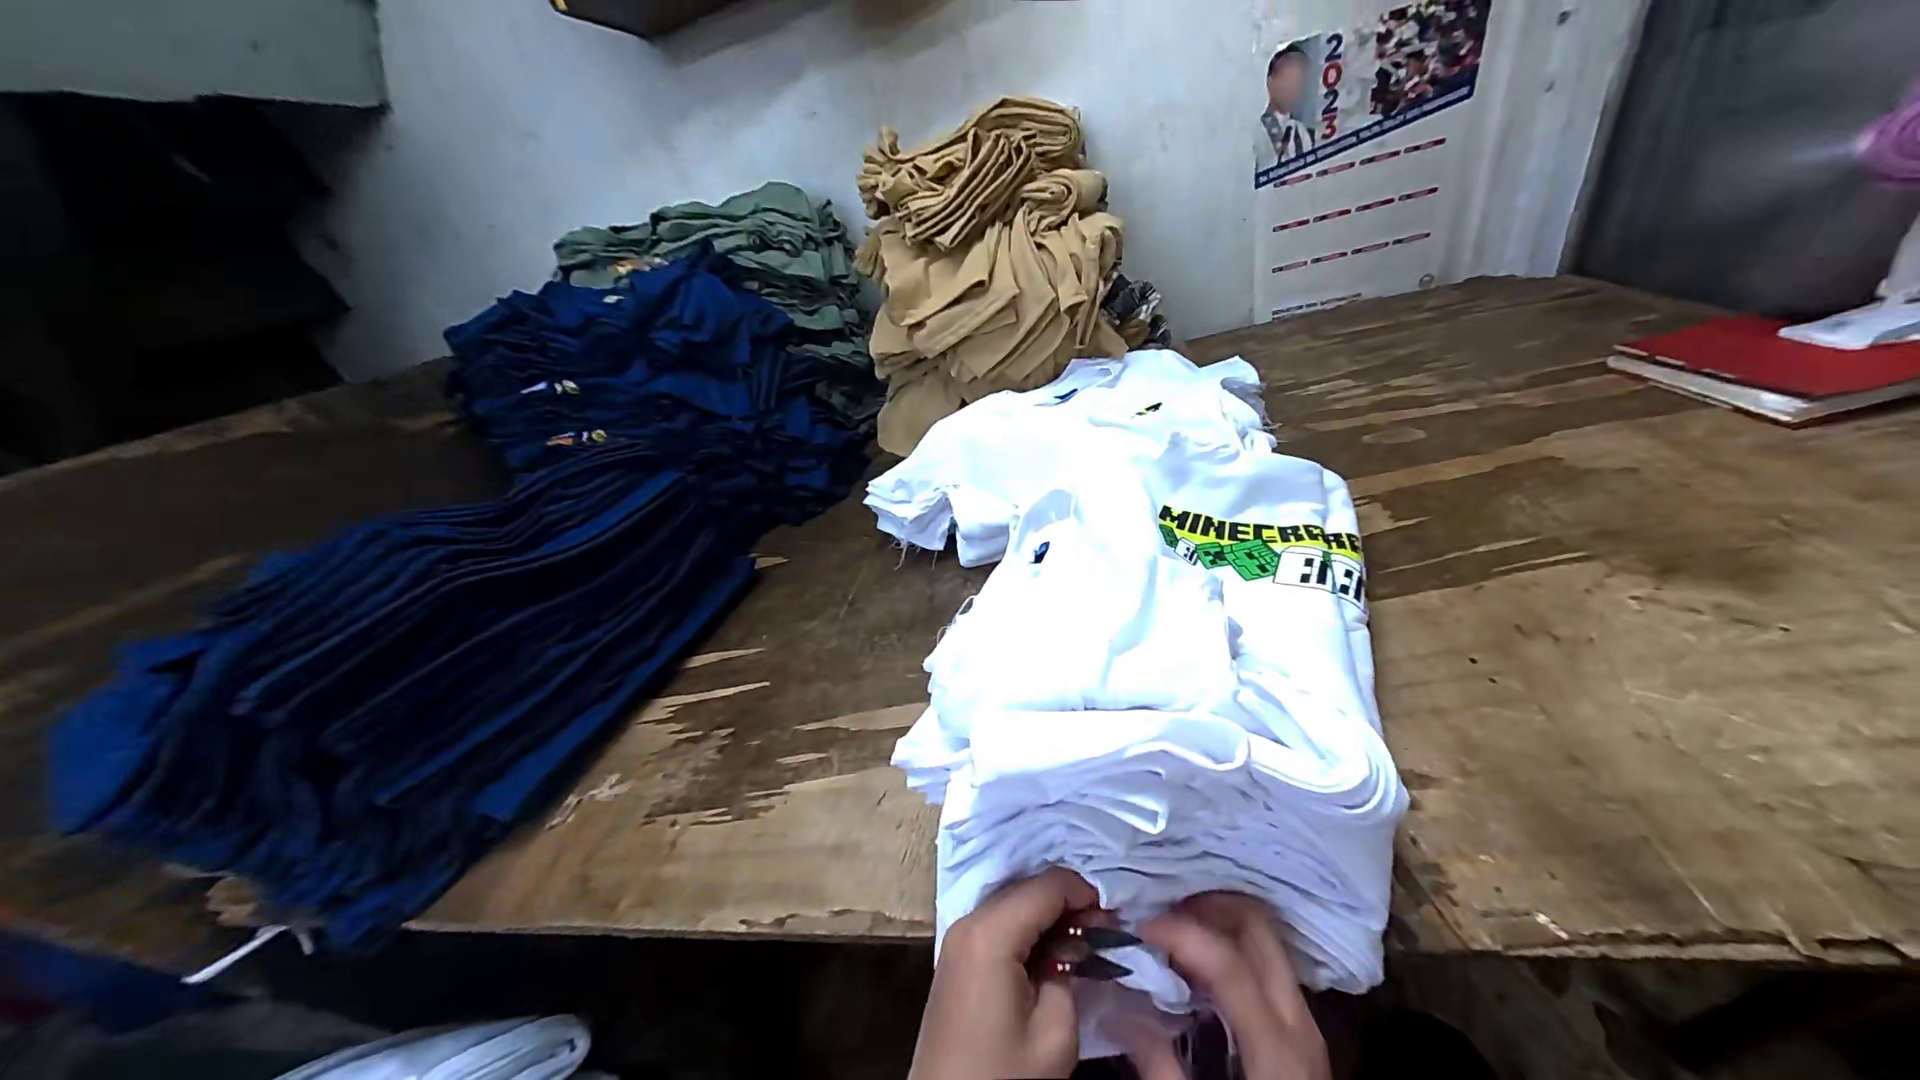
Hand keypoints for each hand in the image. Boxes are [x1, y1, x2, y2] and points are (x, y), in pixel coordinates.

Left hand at [908, 868, 1100, 1079]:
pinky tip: (1053, 950)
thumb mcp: (1053, 1032)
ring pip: (1013, 903)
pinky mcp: (958, 955)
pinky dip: (1028, 927)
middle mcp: (969, 921)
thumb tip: (1074, 941)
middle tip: (1103, 929)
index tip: (1113, 915)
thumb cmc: (1003, 1076)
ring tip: (1084, 940)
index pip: (1046, 886)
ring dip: (1049, 914)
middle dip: (1068, 901)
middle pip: (1027, 888)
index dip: (1084, 892)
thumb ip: (1068, 971)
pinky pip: (999, 922)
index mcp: (990, 933)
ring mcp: (958, 937)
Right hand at [1128, 893, 1329, 1079]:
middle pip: (1258, 928)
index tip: (1139, 926)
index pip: (1228, 960)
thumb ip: (1159, 1066)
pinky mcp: (1300, 1028)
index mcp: (1276, 1046)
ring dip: (1218, 919)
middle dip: (1205, 904)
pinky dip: (1230, 943)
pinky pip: (1266, 961)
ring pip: (1265, 938)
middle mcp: (1299, 1018)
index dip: (1180, 931)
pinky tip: (1197, 961)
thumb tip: (1116, 1009)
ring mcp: (1305, 1020)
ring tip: (1173, 928)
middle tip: (1159, 910)